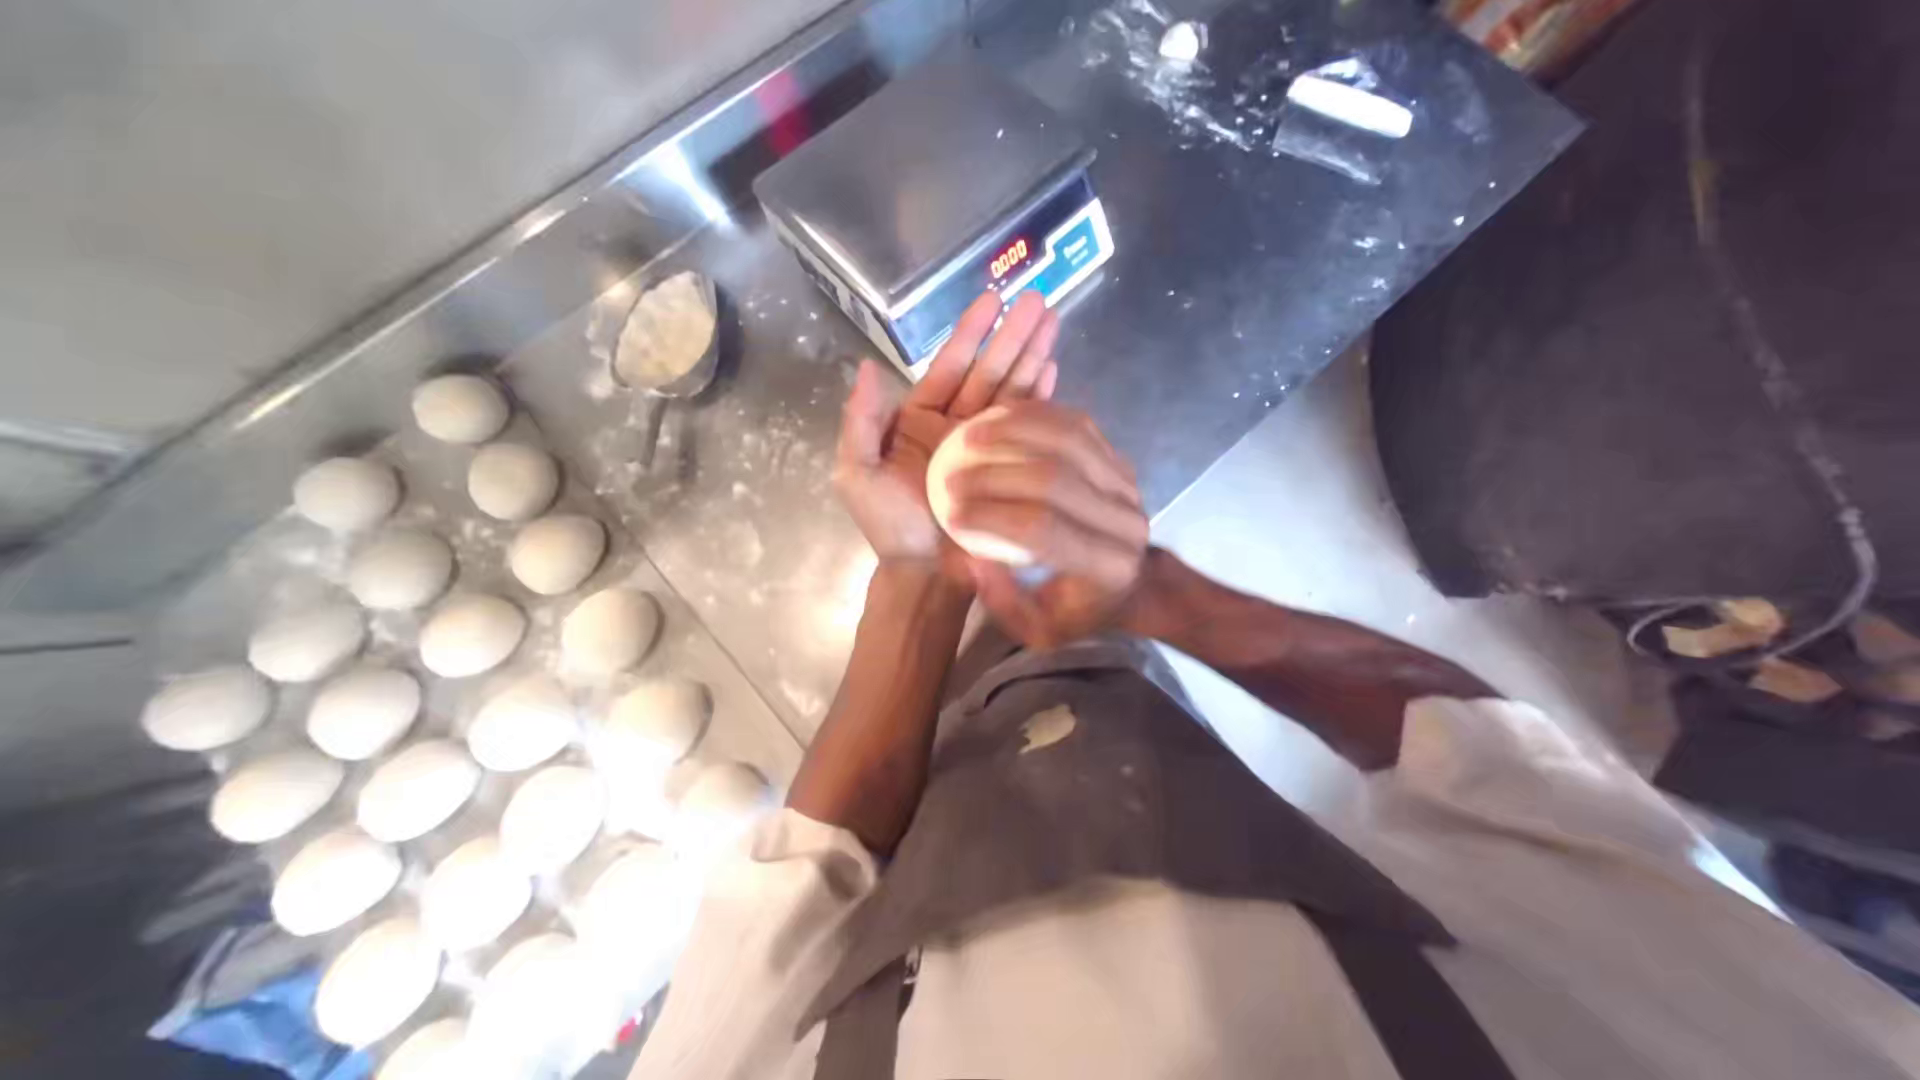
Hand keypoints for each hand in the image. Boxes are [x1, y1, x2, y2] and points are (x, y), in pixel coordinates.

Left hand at [833, 290, 1060, 573]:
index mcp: (919, 421)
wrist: (926, 573)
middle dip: (1012, 336)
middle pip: (988, 372)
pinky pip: (1027, 429)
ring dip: (1033, 358)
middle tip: (1037, 301)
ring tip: (1053, 322)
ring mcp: (985, 447)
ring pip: (1011, 393)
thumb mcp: (857, 472)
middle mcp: (956, 427)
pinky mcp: (1009, 469)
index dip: (970, 333)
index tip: (991, 300)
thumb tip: (866, 366)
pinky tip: (1055, 372)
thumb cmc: (891, 525)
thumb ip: (860, 421)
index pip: (949, 367)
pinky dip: (1041, 400)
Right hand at [938, 403, 1150, 646]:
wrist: (1131, 583)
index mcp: (1109, 567)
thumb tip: (970, 557)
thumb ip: (1003, 600)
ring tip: (967, 436)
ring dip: (1013, 432)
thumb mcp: (1038, 629)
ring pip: (1069, 441)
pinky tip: (997, 417)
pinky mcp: (1118, 460)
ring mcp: (1127, 484)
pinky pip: (1076, 425)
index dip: (992, 519)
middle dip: (994, 477)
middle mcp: (1126, 521)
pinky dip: (1035, 415)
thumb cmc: (1077, 609)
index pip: (1044, 532)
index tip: (951, 516)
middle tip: (950, 480)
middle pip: (1055, 481)